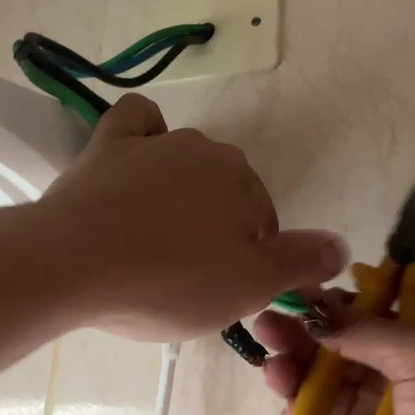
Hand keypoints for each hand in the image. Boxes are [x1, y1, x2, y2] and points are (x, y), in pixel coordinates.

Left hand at [35, 95, 348, 340]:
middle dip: (213, 229)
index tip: (218, 291)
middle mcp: (205, 150)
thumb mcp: (248, 286)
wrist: (73, 263)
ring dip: (179, 195)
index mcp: (243, 182)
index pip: (261, 225)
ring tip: (152, 239)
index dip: (246, 262)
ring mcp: (154, 142)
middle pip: (223, 194)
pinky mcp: (107, 143)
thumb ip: (300, 262)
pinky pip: (136, 124)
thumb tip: (342, 245)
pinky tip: (134, 163)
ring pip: (183, 164)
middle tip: (185, 275)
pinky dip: (143, 137)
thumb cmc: (168, 280)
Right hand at [256, 303, 414, 414]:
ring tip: (273, 371)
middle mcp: (390, 378)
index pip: (358, 317)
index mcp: (411, 346)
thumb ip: (365, 333)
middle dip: (299, 337)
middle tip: (266, 328)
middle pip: (332, 351)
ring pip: (321, 391)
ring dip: (293, 377)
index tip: (289, 295)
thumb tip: (316, 311)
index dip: (324, 306)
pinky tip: (286, 413)